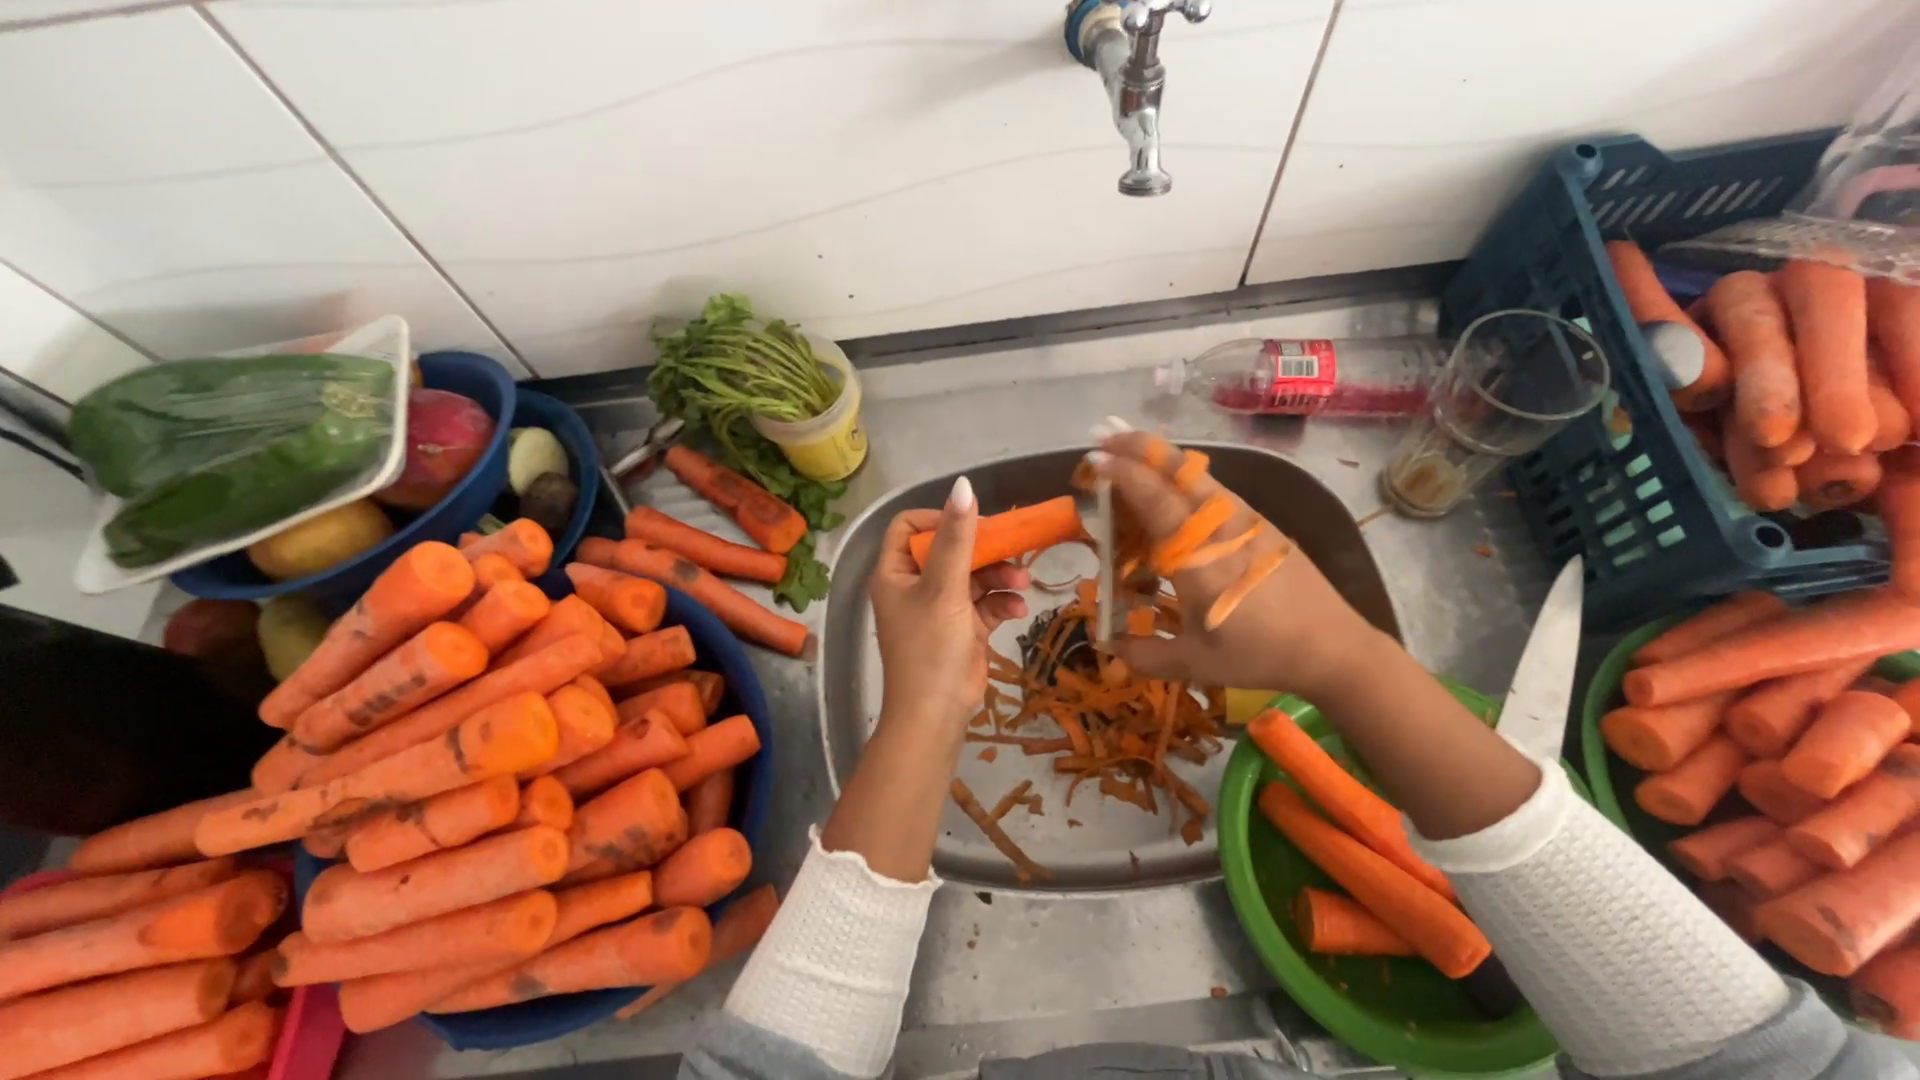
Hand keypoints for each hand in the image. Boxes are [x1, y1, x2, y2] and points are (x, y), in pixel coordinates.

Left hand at [869, 477, 1030, 732]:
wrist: (935, 714)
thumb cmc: (929, 647)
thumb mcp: (944, 588)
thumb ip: (956, 537)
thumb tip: (964, 485)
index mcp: (895, 573)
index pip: (910, 527)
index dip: (939, 518)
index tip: (972, 522)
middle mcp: (915, 586)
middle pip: (950, 549)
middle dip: (983, 550)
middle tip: (1012, 546)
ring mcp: (940, 608)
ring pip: (974, 576)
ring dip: (999, 576)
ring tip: (1022, 582)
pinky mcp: (963, 628)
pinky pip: (985, 603)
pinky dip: (1002, 603)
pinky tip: (1017, 611)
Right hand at [1091, 431, 1390, 699]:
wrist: (1332, 646)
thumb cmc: (1259, 654)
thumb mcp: (1195, 664)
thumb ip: (1145, 654)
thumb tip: (1107, 644)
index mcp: (1197, 558)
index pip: (1155, 500)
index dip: (1123, 475)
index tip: (1094, 460)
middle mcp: (1220, 527)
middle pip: (1177, 470)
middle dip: (1138, 448)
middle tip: (1105, 437)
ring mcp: (1244, 520)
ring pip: (1198, 474)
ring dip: (1161, 458)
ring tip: (1131, 453)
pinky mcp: (1260, 524)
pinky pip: (1214, 490)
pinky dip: (1184, 478)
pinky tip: (1173, 488)